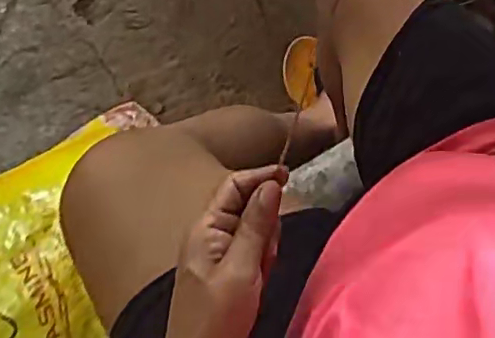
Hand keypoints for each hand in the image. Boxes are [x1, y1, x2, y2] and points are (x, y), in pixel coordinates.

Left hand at [166, 165, 286, 337]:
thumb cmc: (216, 320)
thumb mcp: (241, 270)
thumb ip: (257, 225)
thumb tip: (273, 182)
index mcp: (205, 227)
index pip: (235, 185)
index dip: (261, 176)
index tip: (288, 176)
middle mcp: (210, 235)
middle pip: (248, 206)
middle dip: (265, 224)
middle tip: (266, 255)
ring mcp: (218, 255)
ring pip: (254, 230)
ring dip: (264, 247)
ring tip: (260, 276)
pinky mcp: (227, 273)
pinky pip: (252, 252)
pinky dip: (261, 263)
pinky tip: (258, 284)